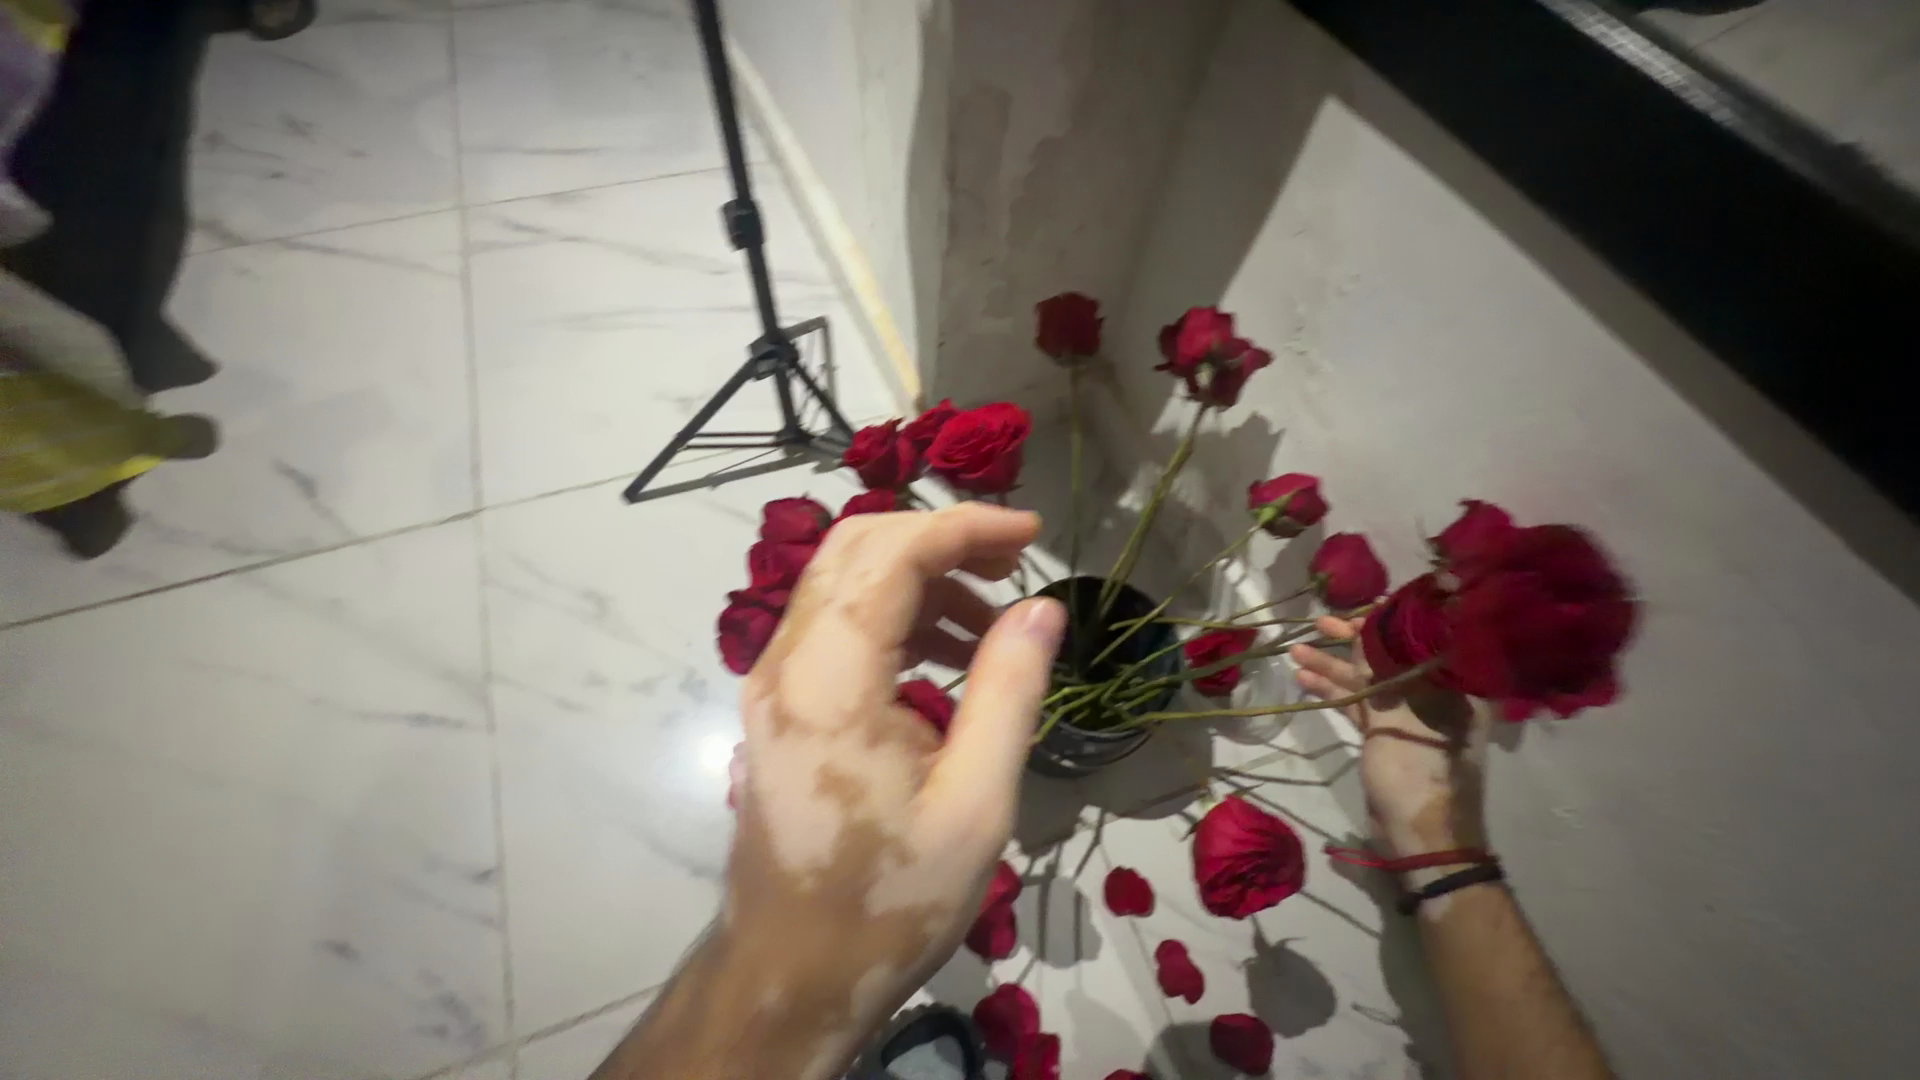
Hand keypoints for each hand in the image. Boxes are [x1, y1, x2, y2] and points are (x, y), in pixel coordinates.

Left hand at [727, 503, 1064, 1068]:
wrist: (792, 972)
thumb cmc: (890, 898)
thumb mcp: (975, 802)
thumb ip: (1009, 690)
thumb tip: (1043, 607)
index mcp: (832, 680)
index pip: (892, 553)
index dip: (966, 527)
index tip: (1033, 536)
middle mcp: (787, 660)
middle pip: (857, 545)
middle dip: (940, 537)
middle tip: (1012, 565)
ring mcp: (774, 678)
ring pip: (843, 578)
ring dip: (920, 576)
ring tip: (992, 622)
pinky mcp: (781, 699)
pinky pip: (836, 621)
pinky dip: (895, 614)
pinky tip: (946, 656)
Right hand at [1290, 616, 1488, 878]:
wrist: (1422, 836)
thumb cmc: (1421, 773)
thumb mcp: (1401, 717)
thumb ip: (1382, 675)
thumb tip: (1367, 632)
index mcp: (1455, 690)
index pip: (1422, 641)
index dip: (1390, 621)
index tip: (1360, 604)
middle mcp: (1435, 697)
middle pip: (1389, 659)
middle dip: (1352, 641)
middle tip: (1319, 622)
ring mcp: (1408, 718)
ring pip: (1368, 682)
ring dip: (1333, 667)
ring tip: (1296, 649)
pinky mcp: (1386, 736)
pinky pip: (1357, 705)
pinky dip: (1332, 692)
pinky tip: (1303, 679)